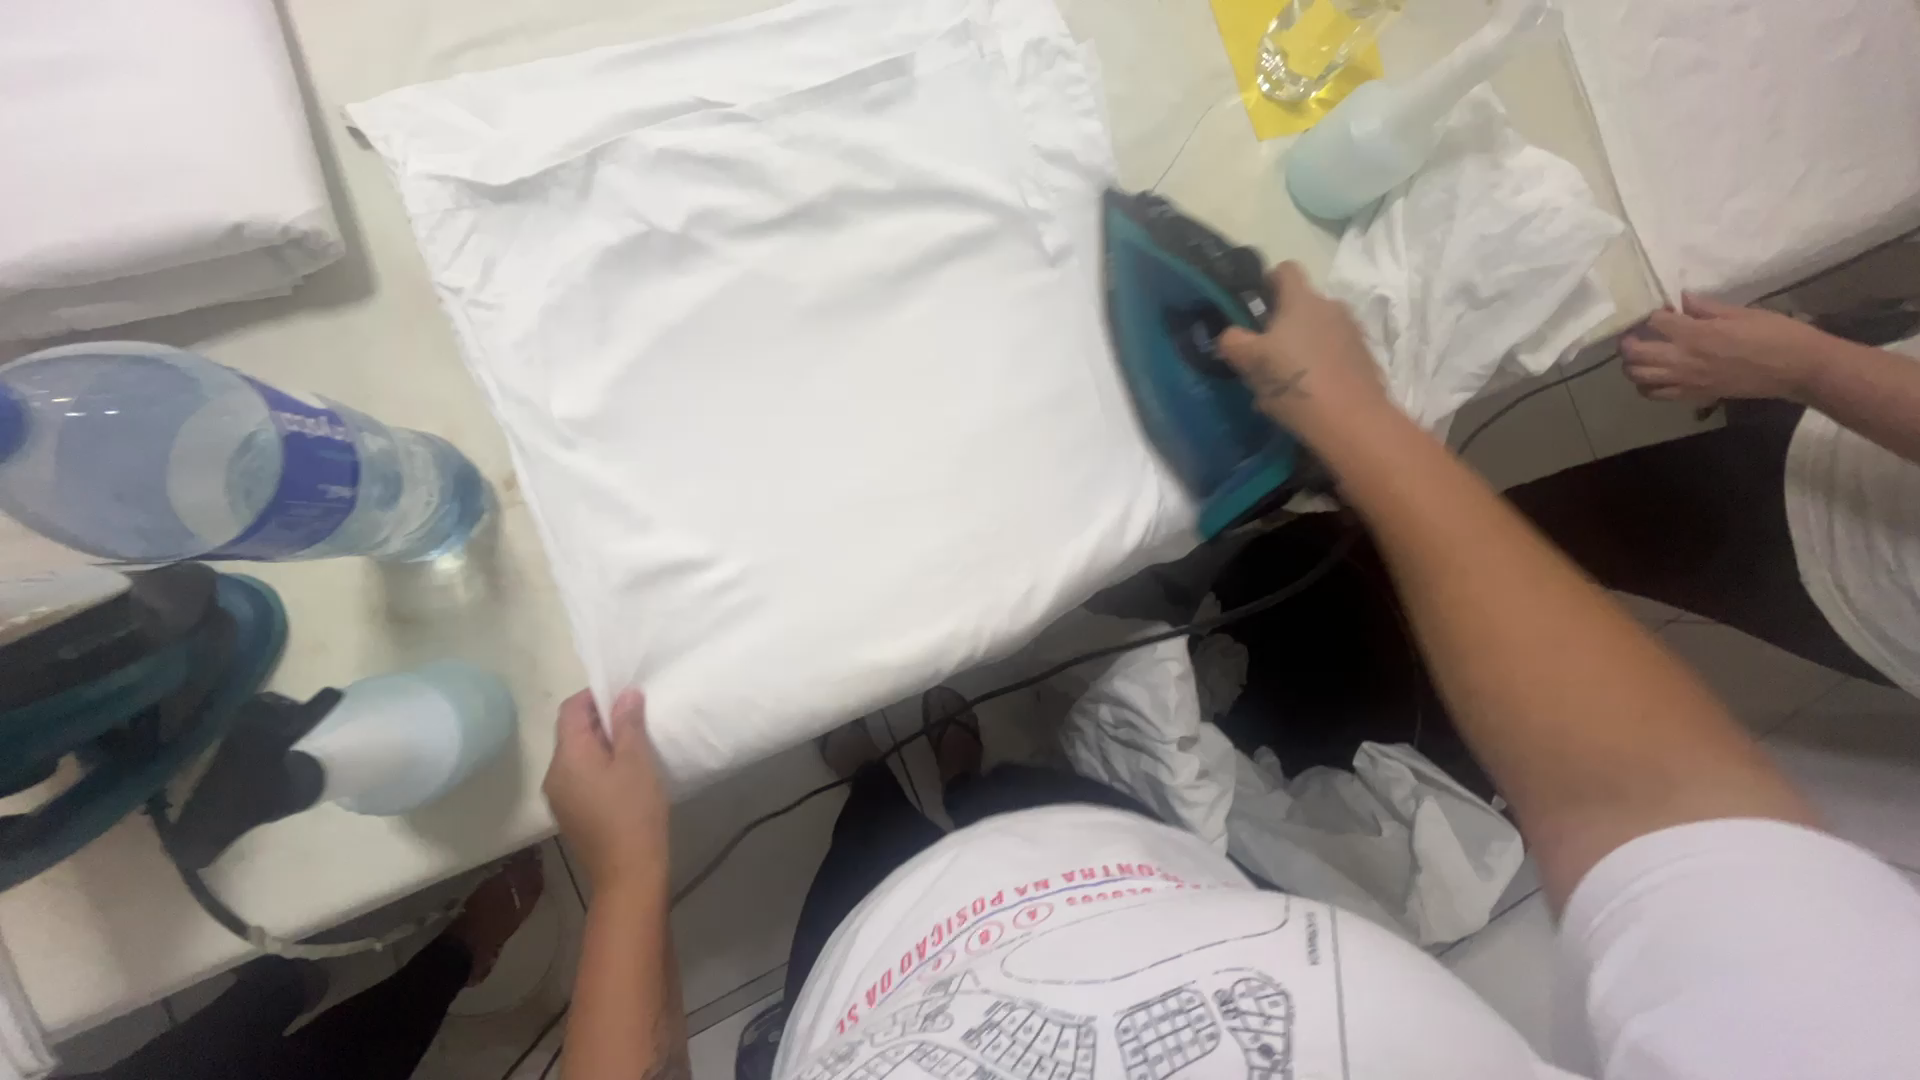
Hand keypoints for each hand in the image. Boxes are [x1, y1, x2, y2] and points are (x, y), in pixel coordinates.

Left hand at [543, 688, 669, 891]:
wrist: (627, 872)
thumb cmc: (635, 810)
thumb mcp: (637, 760)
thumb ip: (628, 723)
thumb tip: (624, 694)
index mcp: (567, 756)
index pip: (570, 709)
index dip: (595, 695)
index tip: (626, 693)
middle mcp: (554, 773)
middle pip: (572, 732)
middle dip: (602, 718)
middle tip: (638, 715)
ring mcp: (559, 796)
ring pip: (577, 755)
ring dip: (602, 742)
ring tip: (636, 743)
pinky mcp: (571, 812)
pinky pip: (580, 775)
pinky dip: (599, 764)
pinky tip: (626, 772)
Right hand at [1215, 262, 1386, 434]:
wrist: (1351, 420)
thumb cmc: (1293, 381)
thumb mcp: (1249, 362)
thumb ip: (1232, 341)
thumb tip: (1229, 335)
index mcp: (1302, 299)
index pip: (1284, 269)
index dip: (1265, 282)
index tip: (1252, 308)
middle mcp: (1331, 306)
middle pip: (1300, 305)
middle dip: (1279, 324)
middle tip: (1260, 355)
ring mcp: (1352, 332)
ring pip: (1316, 331)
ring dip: (1298, 347)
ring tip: (1282, 381)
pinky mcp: (1363, 358)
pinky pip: (1332, 353)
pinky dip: (1317, 366)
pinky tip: (1305, 395)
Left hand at [1621, 293, 1834, 403]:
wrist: (1799, 368)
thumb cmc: (1777, 335)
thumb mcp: (1743, 313)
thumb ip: (1707, 308)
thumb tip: (1682, 299)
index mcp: (1696, 333)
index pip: (1655, 322)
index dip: (1651, 315)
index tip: (1654, 314)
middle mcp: (1682, 357)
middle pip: (1633, 353)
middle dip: (1627, 343)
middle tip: (1633, 336)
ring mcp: (1683, 379)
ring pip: (1637, 375)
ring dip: (1631, 365)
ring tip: (1640, 357)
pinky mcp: (1690, 395)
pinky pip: (1653, 394)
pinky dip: (1645, 386)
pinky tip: (1652, 377)